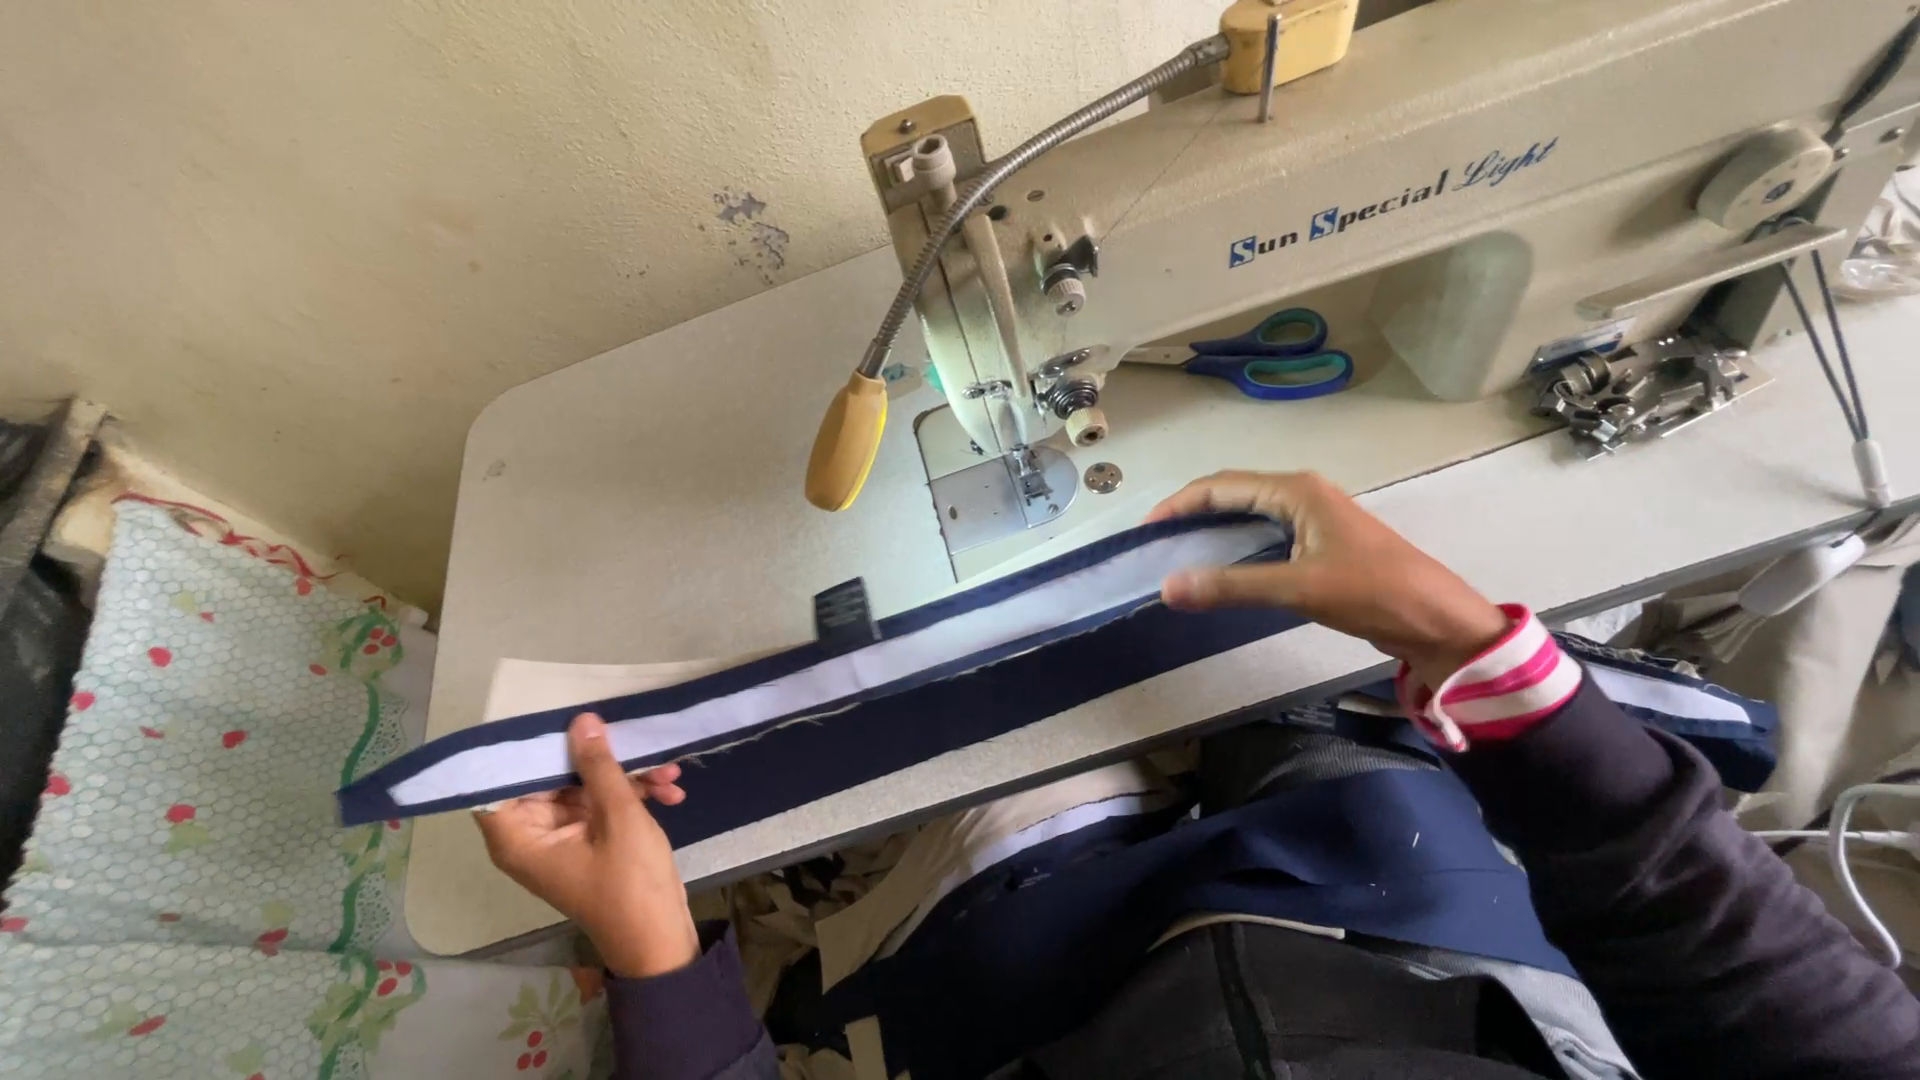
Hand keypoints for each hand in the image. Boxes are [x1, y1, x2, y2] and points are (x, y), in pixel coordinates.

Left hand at [474, 713, 699, 977]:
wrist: (661, 937)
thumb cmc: (630, 881)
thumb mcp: (619, 816)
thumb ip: (599, 766)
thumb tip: (581, 721)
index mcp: (520, 837)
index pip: (500, 781)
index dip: (525, 749)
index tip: (556, 717)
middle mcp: (534, 836)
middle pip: (553, 779)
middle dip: (600, 759)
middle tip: (634, 739)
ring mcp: (564, 840)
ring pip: (588, 789)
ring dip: (629, 777)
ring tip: (670, 771)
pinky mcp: (591, 843)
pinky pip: (605, 806)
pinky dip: (635, 796)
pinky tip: (672, 790)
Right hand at [1147, 471, 1510, 687]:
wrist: (1438, 620)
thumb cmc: (1373, 593)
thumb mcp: (1298, 588)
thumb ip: (1231, 586)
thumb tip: (1167, 587)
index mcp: (1296, 490)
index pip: (1220, 486)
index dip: (1178, 505)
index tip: (1146, 532)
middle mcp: (1301, 493)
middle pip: (1231, 493)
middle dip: (1190, 513)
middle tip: (1156, 544)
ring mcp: (1311, 516)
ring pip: (1247, 513)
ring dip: (1211, 528)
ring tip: (1178, 554)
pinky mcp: (1318, 541)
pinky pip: (1263, 533)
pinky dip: (1233, 545)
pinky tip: (1219, 567)